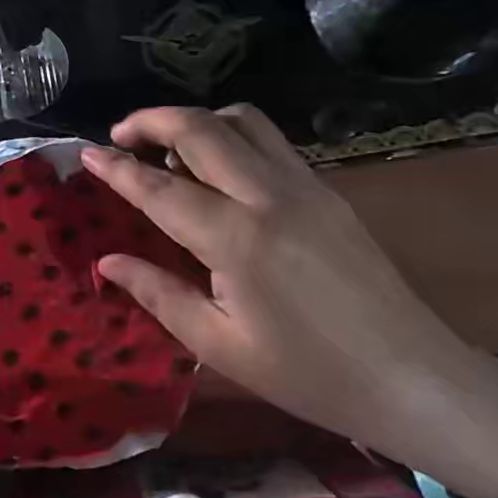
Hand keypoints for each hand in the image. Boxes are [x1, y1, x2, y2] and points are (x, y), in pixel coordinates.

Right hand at [79, 105, 497, 492]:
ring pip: (242, 120)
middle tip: (119, 136)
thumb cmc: (308, 374)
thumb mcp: (219, 346)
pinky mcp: (327, 189)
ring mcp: (305, 185)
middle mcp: (269, 197)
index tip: (85, 154)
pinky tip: (218, 169)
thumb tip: (108, 261)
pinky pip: (270, 140)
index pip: (160, 188)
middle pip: (202, 128)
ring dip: (196, 120)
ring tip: (167, 148)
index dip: (116, 169)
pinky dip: (231, 134)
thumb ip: (158, 294)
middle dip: (151, 120)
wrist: (412, 377)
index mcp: (236, 240)